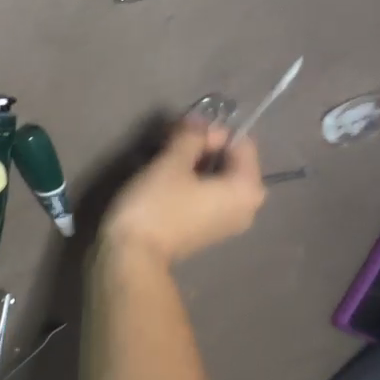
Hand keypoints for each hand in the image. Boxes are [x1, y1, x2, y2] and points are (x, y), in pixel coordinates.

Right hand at [102, 120, 265, 264]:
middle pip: (229, 166)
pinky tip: (162, 193)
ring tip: (160, 171)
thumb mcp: (168, 165)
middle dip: (200, 153)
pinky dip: (189, 191)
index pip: (240, 144)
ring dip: (192, 172)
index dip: (209, 133)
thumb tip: (198, 122)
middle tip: (165, 151)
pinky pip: (205, 203)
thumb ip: (188, 138)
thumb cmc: (153, 208)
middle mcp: (248, 206)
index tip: (176, 133)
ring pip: (216, 185)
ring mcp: (228, 224)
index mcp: (248, 187)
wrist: (130, 257)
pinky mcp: (206, 235)